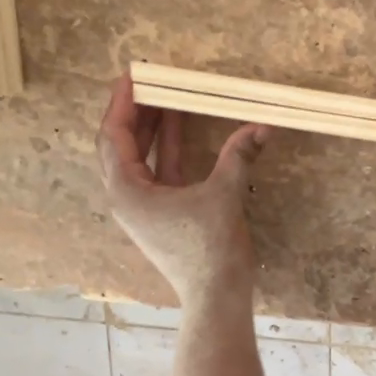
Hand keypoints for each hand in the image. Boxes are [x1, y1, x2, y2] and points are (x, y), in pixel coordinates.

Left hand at [96, 75, 271, 304]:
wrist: (217, 298)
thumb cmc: (210, 250)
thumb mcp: (224, 197)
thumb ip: (238, 158)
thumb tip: (261, 127)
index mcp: (126, 190)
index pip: (114, 134)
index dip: (124, 102)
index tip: (136, 77)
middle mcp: (126, 198)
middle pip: (121, 145)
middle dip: (137, 114)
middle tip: (152, 85)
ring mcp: (143, 211)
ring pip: (139, 160)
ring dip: (153, 132)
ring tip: (168, 103)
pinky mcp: (162, 219)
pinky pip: (157, 176)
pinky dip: (167, 154)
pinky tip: (183, 137)